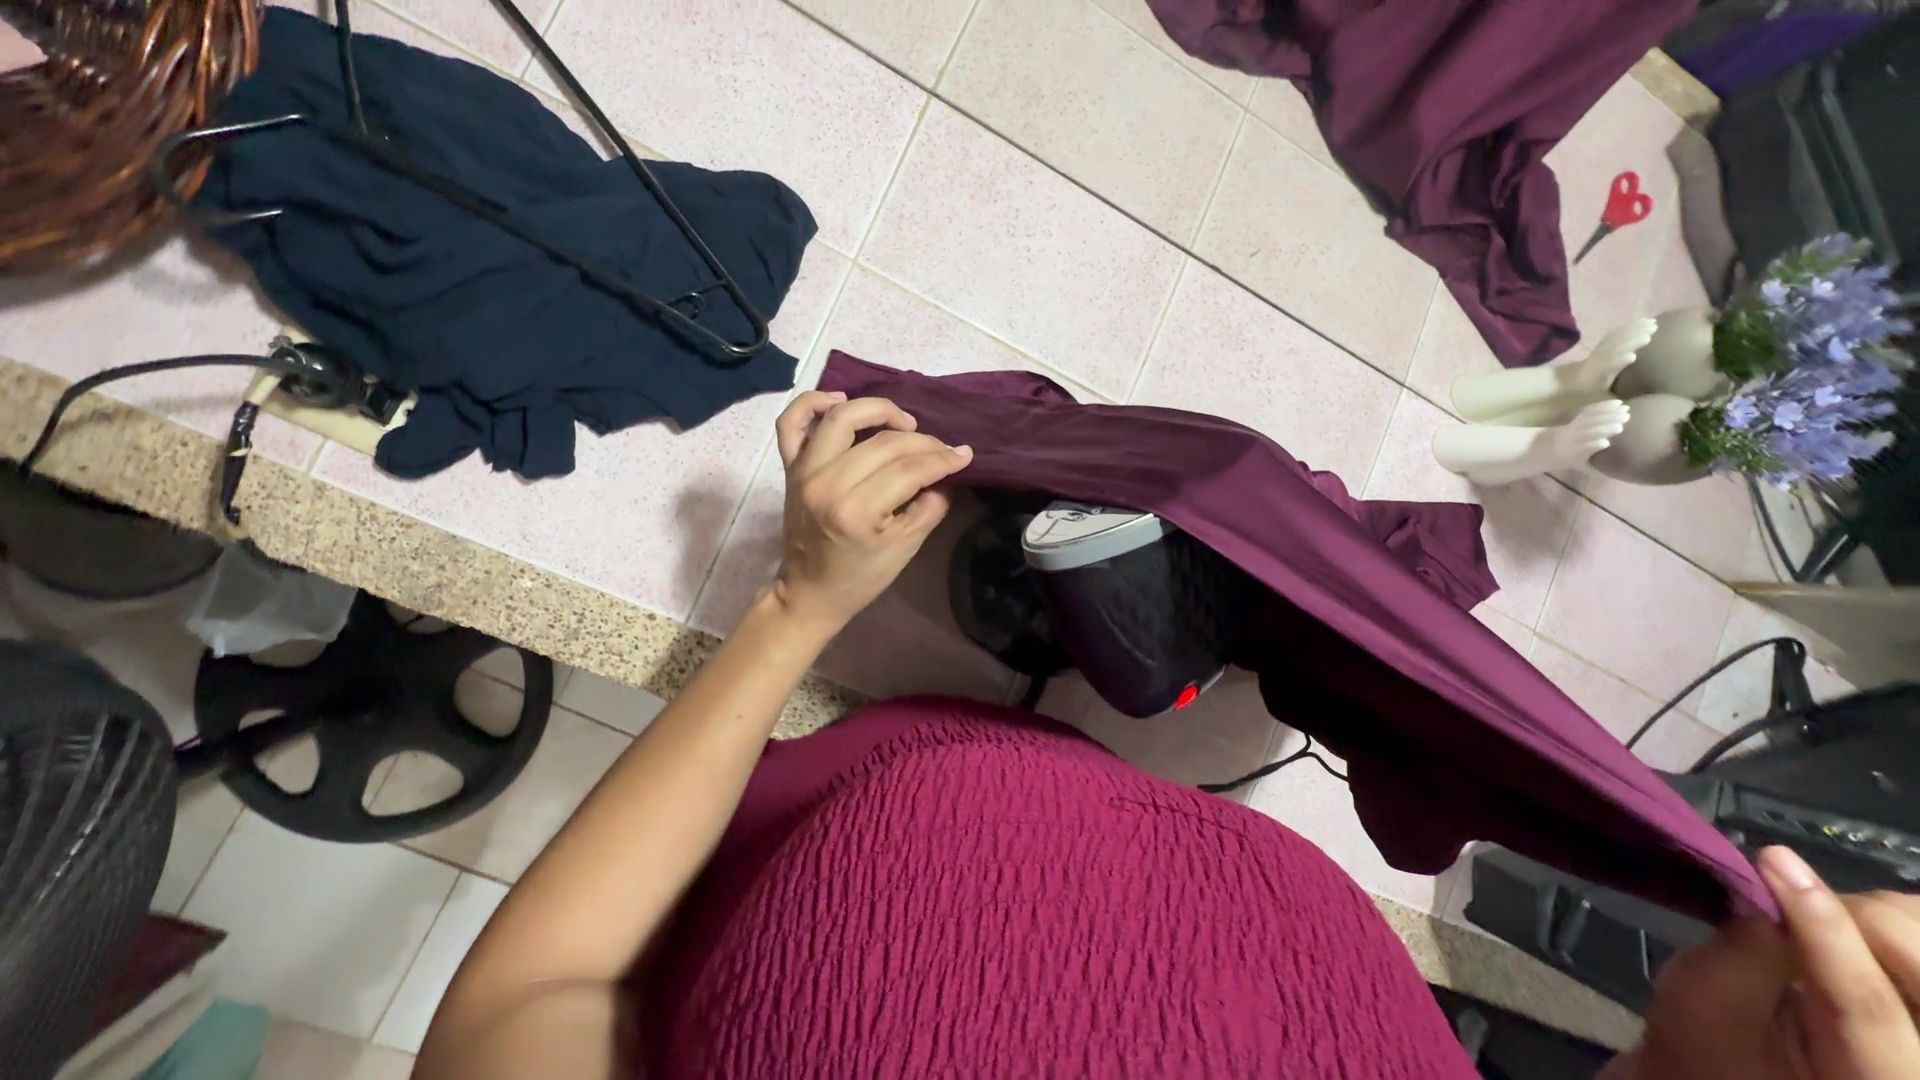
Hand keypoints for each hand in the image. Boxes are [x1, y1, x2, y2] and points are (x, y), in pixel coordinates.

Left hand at [764, 391, 971, 630]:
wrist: (809, 592)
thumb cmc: (860, 577)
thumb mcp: (906, 547)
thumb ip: (931, 505)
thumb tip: (947, 471)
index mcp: (855, 512)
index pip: (909, 469)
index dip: (942, 459)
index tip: (964, 456)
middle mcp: (826, 483)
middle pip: (884, 442)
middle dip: (922, 441)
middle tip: (942, 449)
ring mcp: (804, 471)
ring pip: (842, 418)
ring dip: (877, 409)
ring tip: (903, 422)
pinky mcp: (790, 467)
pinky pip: (791, 422)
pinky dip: (813, 402)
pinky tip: (840, 399)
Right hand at [1611, 847, 1919, 1078]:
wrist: (1742, 1072)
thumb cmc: (1713, 1040)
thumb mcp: (1705, 999)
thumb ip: (1741, 951)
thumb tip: (1772, 884)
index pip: (1864, 1006)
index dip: (1821, 927)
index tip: (1774, 860)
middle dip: (1857, 914)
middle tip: (1794, 893)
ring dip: (1882, 915)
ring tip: (1829, 917)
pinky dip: (1901, 919)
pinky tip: (1863, 929)